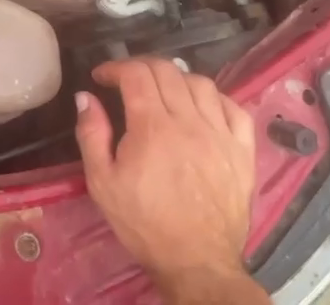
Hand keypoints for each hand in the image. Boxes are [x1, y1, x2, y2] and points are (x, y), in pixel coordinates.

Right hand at [76, 59, 263, 304]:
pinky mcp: (243, 154)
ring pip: (202, 84)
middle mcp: (190, 123)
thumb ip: (91, 134)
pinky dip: (216, 99)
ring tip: (163, 91)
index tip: (101, 78)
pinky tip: (202, 107)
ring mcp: (221, 137)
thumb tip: (86, 97)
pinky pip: (235, 110)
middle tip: (126, 80)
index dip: (114, 67)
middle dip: (141, 66)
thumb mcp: (101, 182)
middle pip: (168, 70)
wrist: (196, 264)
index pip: (135, 73)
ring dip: (177, 78)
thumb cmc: (143, 222)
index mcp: (152, 127)